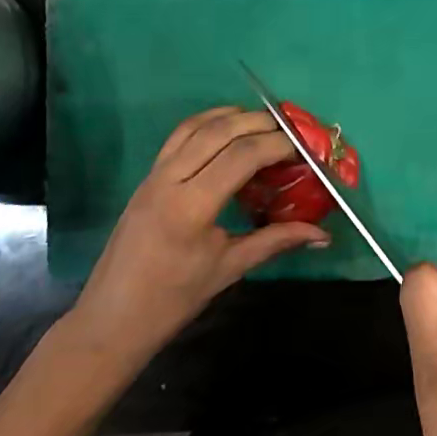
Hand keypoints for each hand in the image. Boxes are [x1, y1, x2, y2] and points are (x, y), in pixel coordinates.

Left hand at [68, 107, 327, 359]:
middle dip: (260, 123)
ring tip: (265, 123)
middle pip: (220, 131)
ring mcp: (154, 175)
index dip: (277, 145)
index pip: (241, 156)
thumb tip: (323, 235)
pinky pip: (179, 137)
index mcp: (192, 206)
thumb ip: (277, 241)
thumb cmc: (174, 299)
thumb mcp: (230, 268)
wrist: (113, 318)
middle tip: (292, 131)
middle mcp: (170, 180)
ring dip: (233, 117)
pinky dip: (207, 123)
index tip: (305, 150)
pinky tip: (228, 130)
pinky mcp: (147, 177)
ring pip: (196, 126)